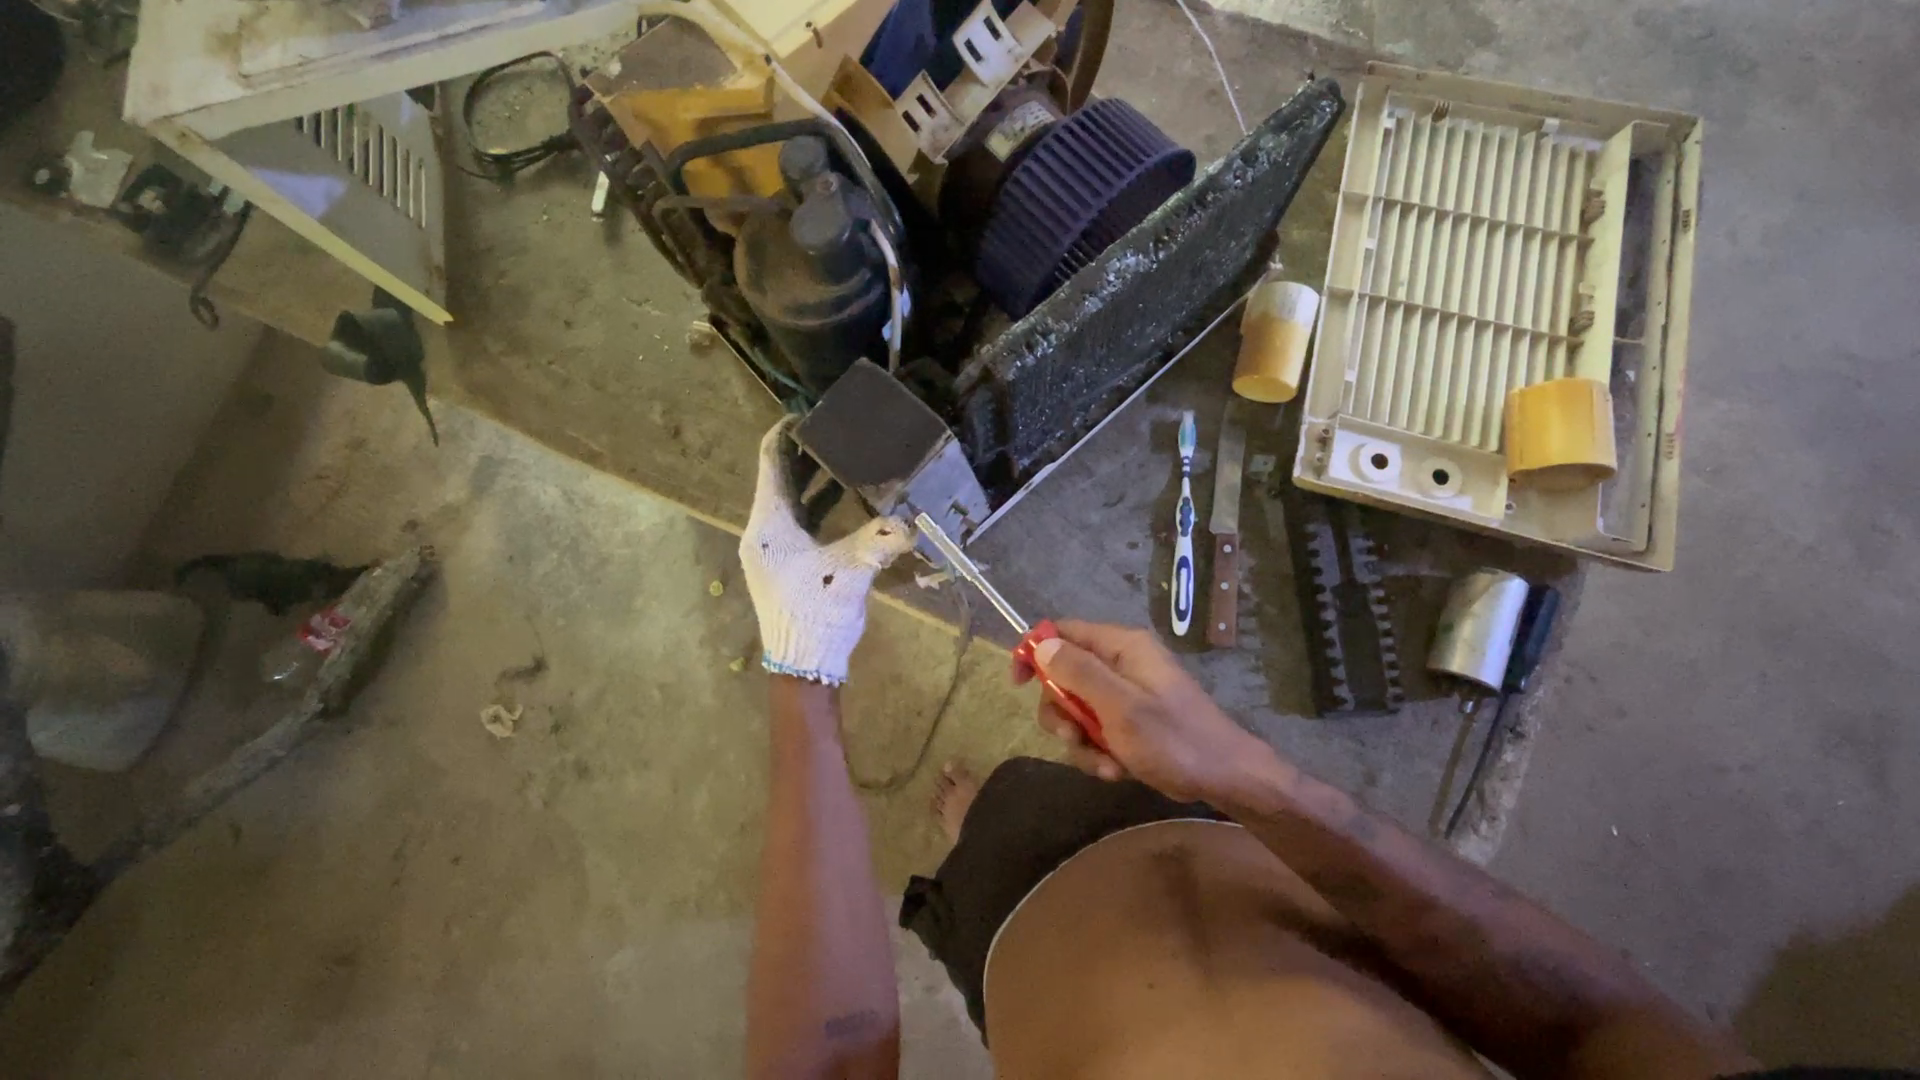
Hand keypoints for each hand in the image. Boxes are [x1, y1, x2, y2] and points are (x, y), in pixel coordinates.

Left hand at [740, 417, 913, 684]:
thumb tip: (914, 519)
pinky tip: (843, 496)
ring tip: (843, 454)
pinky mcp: (782, 562)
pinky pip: (795, 519)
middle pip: (778, 477)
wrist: (803, 664)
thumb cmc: (818, 613)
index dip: (786, 433)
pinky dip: (814, 503)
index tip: (809, 412)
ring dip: (811, 478)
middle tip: (835, 429)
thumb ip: (880, 540)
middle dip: (804, 453)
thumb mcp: (852, 572)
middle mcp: (762, 531)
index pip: (770, 462)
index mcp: (769, 525)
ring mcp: (770, 548)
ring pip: (787, 499)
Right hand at [1014, 620, 1273, 802]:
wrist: (1225, 778)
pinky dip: (1099, 752)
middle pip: (1064, 676)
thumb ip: (1079, 673)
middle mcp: (1121, 663)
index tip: (1018, 684)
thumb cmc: (1175, 739)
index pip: (1063, 632)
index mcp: (1122, 647)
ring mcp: (1126, 693)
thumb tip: (1042, 644)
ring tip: (1106, 764)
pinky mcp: (1131, 720)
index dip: (1035, 651)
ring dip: (1081, 741)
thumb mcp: (1120, 707)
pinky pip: (1096, 730)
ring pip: (1076, 709)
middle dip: (1062, 712)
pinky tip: (1117, 770)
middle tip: (1073, 736)